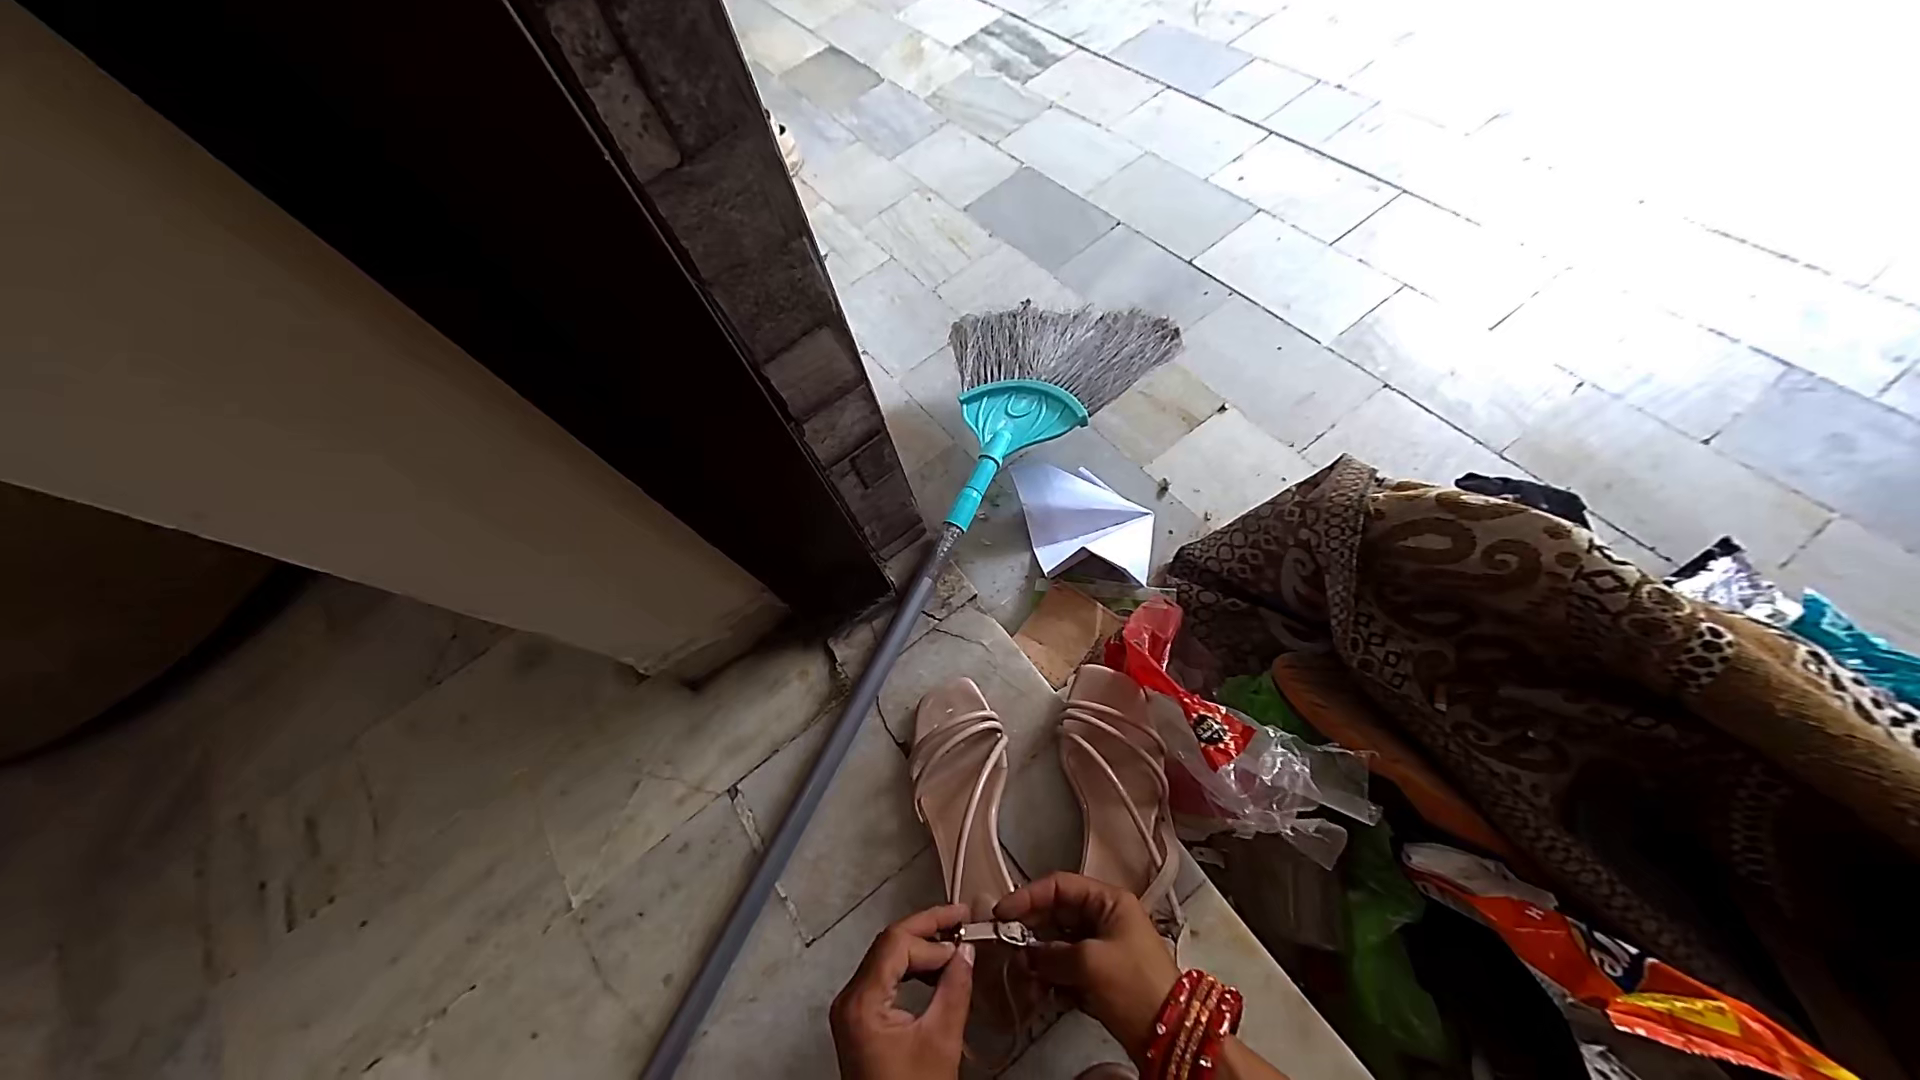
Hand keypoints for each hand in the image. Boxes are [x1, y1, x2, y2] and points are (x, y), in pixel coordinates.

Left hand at [830, 903, 974, 1079]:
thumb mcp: (940, 1042)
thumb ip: (954, 988)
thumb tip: (965, 950)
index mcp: (861, 1002)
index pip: (896, 943)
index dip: (932, 932)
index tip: (962, 930)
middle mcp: (849, 999)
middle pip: (888, 945)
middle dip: (927, 931)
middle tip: (959, 920)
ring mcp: (852, 1010)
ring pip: (887, 958)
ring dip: (921, 949)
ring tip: (953, 944)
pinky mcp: (861, 1021)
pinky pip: (886, 978)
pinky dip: (911, 969)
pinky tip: (936, 971)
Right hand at [994, 873, 1178, 1061]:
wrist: (1172, 1036)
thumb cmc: (1135, 986)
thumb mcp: (1090, 963)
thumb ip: (1051, 953)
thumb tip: (1025, 955)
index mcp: (1108, 900)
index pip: (1059, 885)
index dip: (1028, 896)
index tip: (1002, 913)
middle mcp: (1104, 917)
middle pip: (1056, 913)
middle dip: (1032, 930)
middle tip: (1007, 945)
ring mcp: (1102, 946)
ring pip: (1058, 942)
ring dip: (1039, 957)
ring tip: (1024, 974)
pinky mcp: (1100, 974)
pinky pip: (1066, 966)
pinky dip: (1050, 976)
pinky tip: (1039, 989)